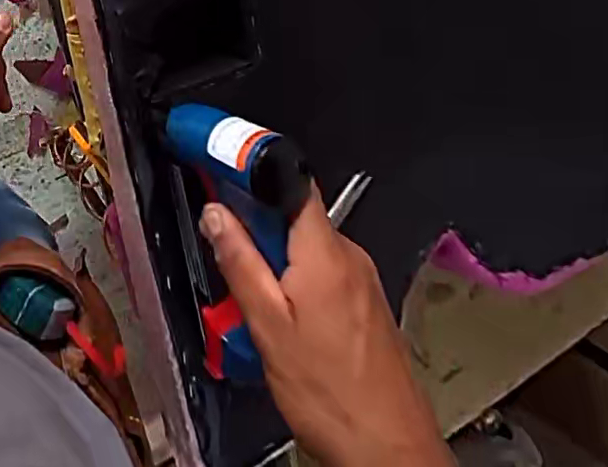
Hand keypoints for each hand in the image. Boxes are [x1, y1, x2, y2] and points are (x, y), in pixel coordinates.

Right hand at [200, 191, 454, 466]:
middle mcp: (349, 256)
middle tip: (232, 255)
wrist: (391, 453)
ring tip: (258, 300)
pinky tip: (286, 318)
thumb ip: (240, 262)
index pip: (294, 181)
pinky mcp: (365, 299)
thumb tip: (216, 214)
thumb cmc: (332, 396)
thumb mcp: (268, 327)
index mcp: (324, 253)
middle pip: (295, 214)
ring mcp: (361, 278)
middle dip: (259, 227)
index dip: (258, 169)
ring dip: (276, 257)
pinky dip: (297, 278)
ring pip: (307, 244)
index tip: (225, 171)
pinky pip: (323, 268)